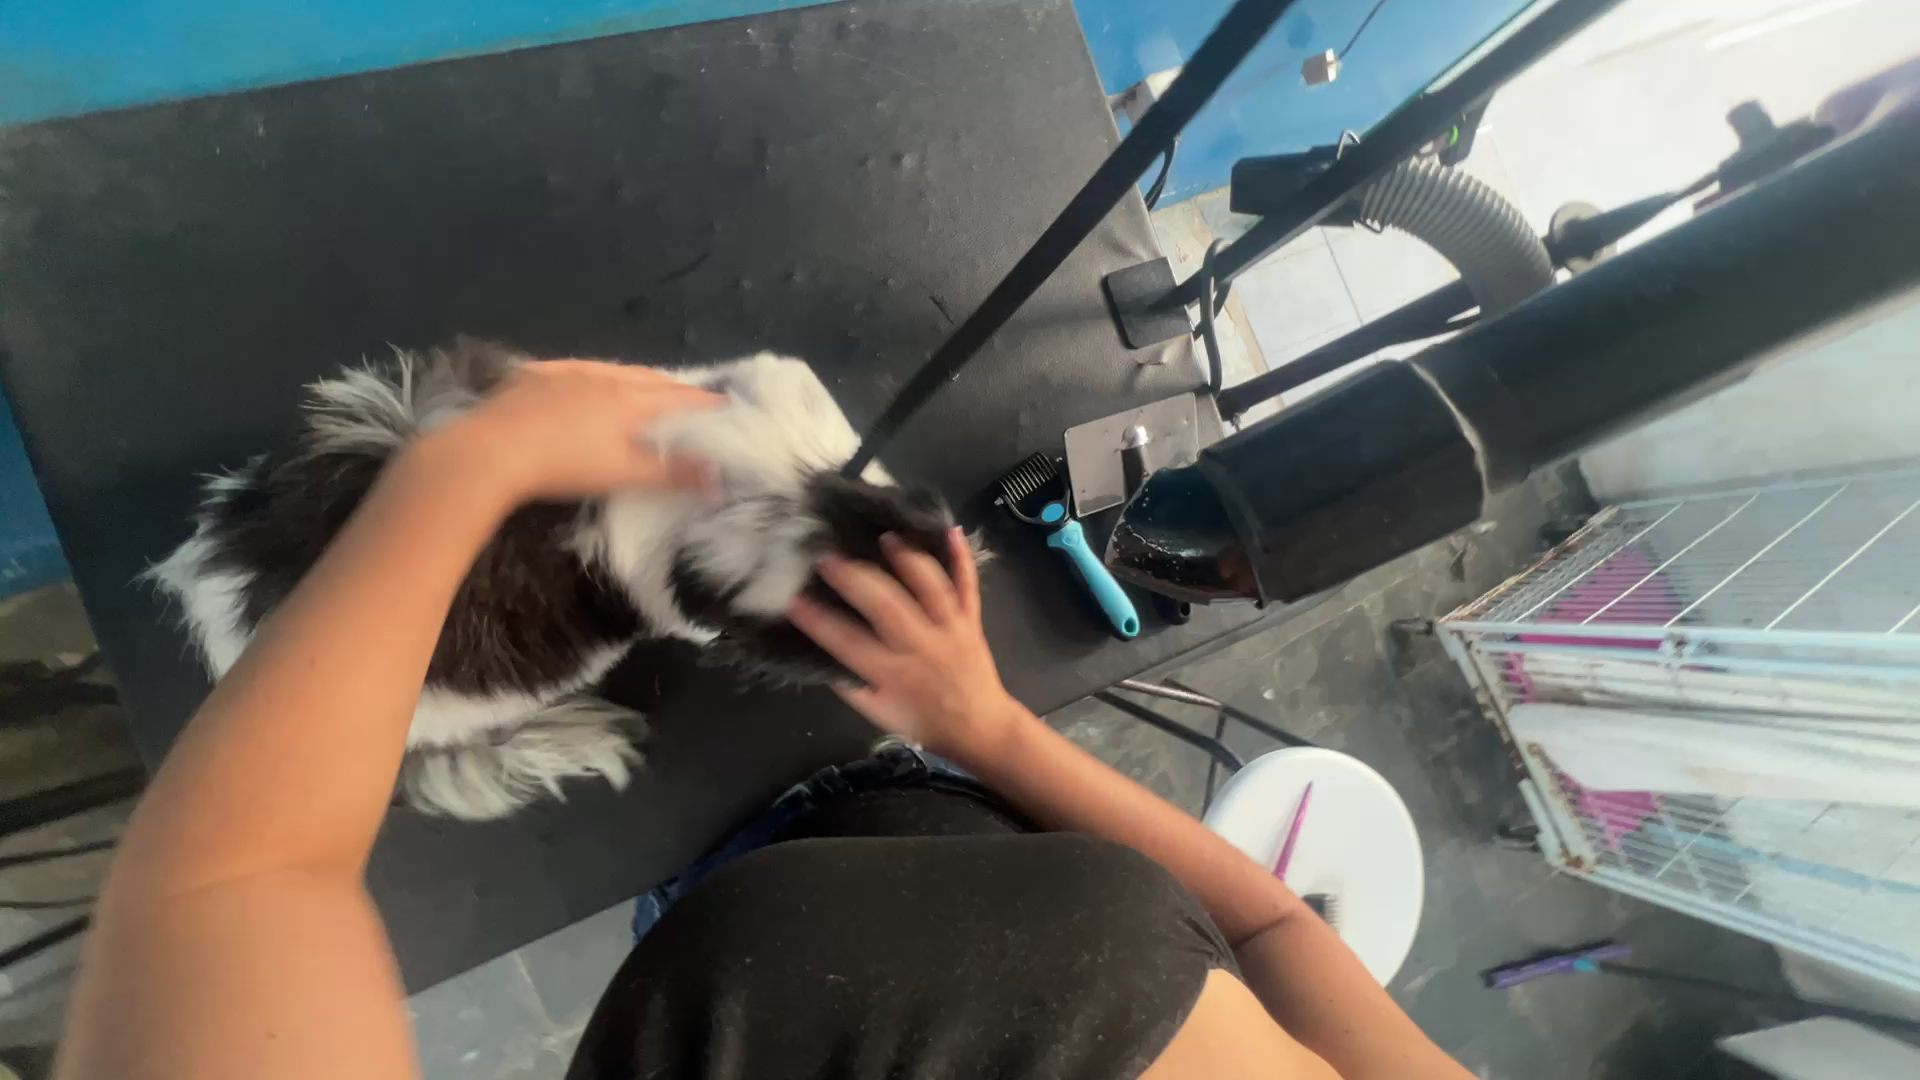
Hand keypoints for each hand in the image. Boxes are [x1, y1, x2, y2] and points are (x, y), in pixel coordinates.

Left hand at [428, 360, 722, 503]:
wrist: (487, 453)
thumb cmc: (565, 465)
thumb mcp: (626, 474)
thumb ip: (675, 473)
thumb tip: (721, 479)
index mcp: (629, 399)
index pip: (679, 396)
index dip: (705, 401)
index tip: (727, 404)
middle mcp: (601, 377)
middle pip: (648, 377)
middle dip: (673, 387)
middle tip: (689, 398)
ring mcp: (563, 374)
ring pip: (610, 369)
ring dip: (634, 378)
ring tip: (644, 387)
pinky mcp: (531, 377)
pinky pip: (571, 369)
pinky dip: (590, 374)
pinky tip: (583, 379)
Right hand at [789, 529, 1026, 759]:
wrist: (980, 728)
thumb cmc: (922, 720)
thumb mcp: (878, 713)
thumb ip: (850, 683)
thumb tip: (821, 651)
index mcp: (894, 674)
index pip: (849, 643)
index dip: (818, 621)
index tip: (793, 599)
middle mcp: (922, 647)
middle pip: (888, 606)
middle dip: (856, 579)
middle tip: (828, 557)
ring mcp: (950, 629)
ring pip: (931, 588)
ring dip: (908, 559)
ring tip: (886, 536)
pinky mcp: (972, 619)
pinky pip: (968, 585)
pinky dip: (962, 557)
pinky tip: (950, 530)